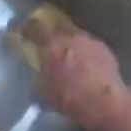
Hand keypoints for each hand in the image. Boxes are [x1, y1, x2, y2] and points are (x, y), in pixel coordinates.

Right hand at [23, 15, 130, 130]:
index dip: (28, 28)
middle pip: (57, 27)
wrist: (107, 103)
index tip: (24, 31)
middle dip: (51, 33)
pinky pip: (88, 44)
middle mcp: (70, 37)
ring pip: (74, 35)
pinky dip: (84, 51)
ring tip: (67, 53)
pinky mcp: (104, 48)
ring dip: (69, 42)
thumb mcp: (45, 91)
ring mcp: (89, 40)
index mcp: (51, 45)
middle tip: (47, 42)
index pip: (35, 27)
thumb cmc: (71, 99)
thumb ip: (40, 75)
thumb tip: (38, 71)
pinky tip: (85, 62)